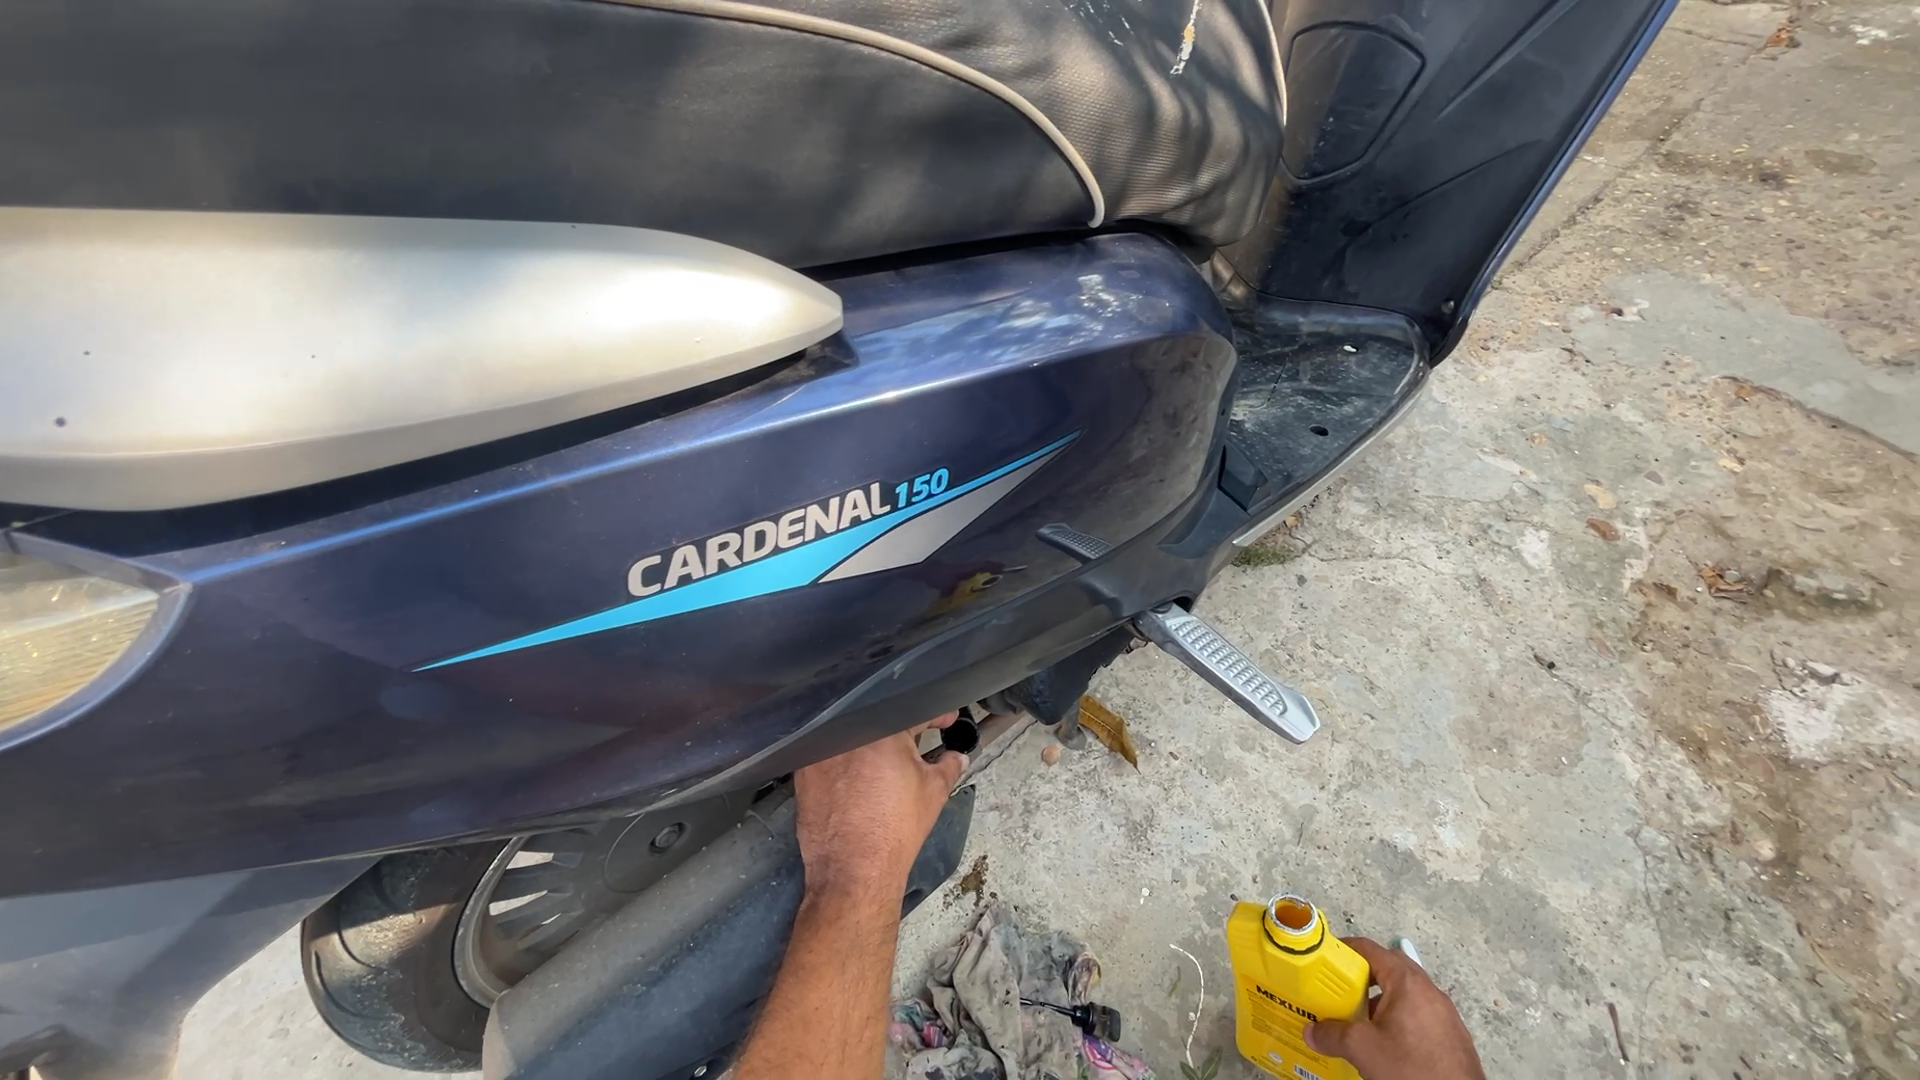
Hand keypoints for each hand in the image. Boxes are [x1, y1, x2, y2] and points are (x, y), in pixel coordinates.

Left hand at [793, 713, 967, 898]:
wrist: (855, 870)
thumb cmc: (895, 830)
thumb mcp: (934, 792)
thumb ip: (949, 766)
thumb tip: (958, 757)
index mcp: (885, 731)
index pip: (917, 713)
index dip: (938, 716)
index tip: (945, 721)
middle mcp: (850, 734)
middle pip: (881, 722)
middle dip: (902, 731)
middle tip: (917, 748)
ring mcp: (823, 751)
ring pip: (853, 736)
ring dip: (870, 746)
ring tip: (884, 770)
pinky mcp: (805, 771)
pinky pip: (828, 755)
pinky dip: (844, 762)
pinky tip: (855, 782)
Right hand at [1306, 937, 1484, 1079]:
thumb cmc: (1411, 1068)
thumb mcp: (1362, 1049)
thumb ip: (1333, 1034)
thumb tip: (1311, 1032)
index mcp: (1408, 983)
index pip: (1372, 949)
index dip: (1346, 950)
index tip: (1327, 959)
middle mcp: (1430, 992)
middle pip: (1392, 967)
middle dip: (1366, 974)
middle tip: (1343, 988)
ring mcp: (1446, 1016)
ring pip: (1408, 994)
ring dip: (1384, 999)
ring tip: (1364, 1021)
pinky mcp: (1455, 1039)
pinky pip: (1421, 1015)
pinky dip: (1402, 1019)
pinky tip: (1390, 1044)